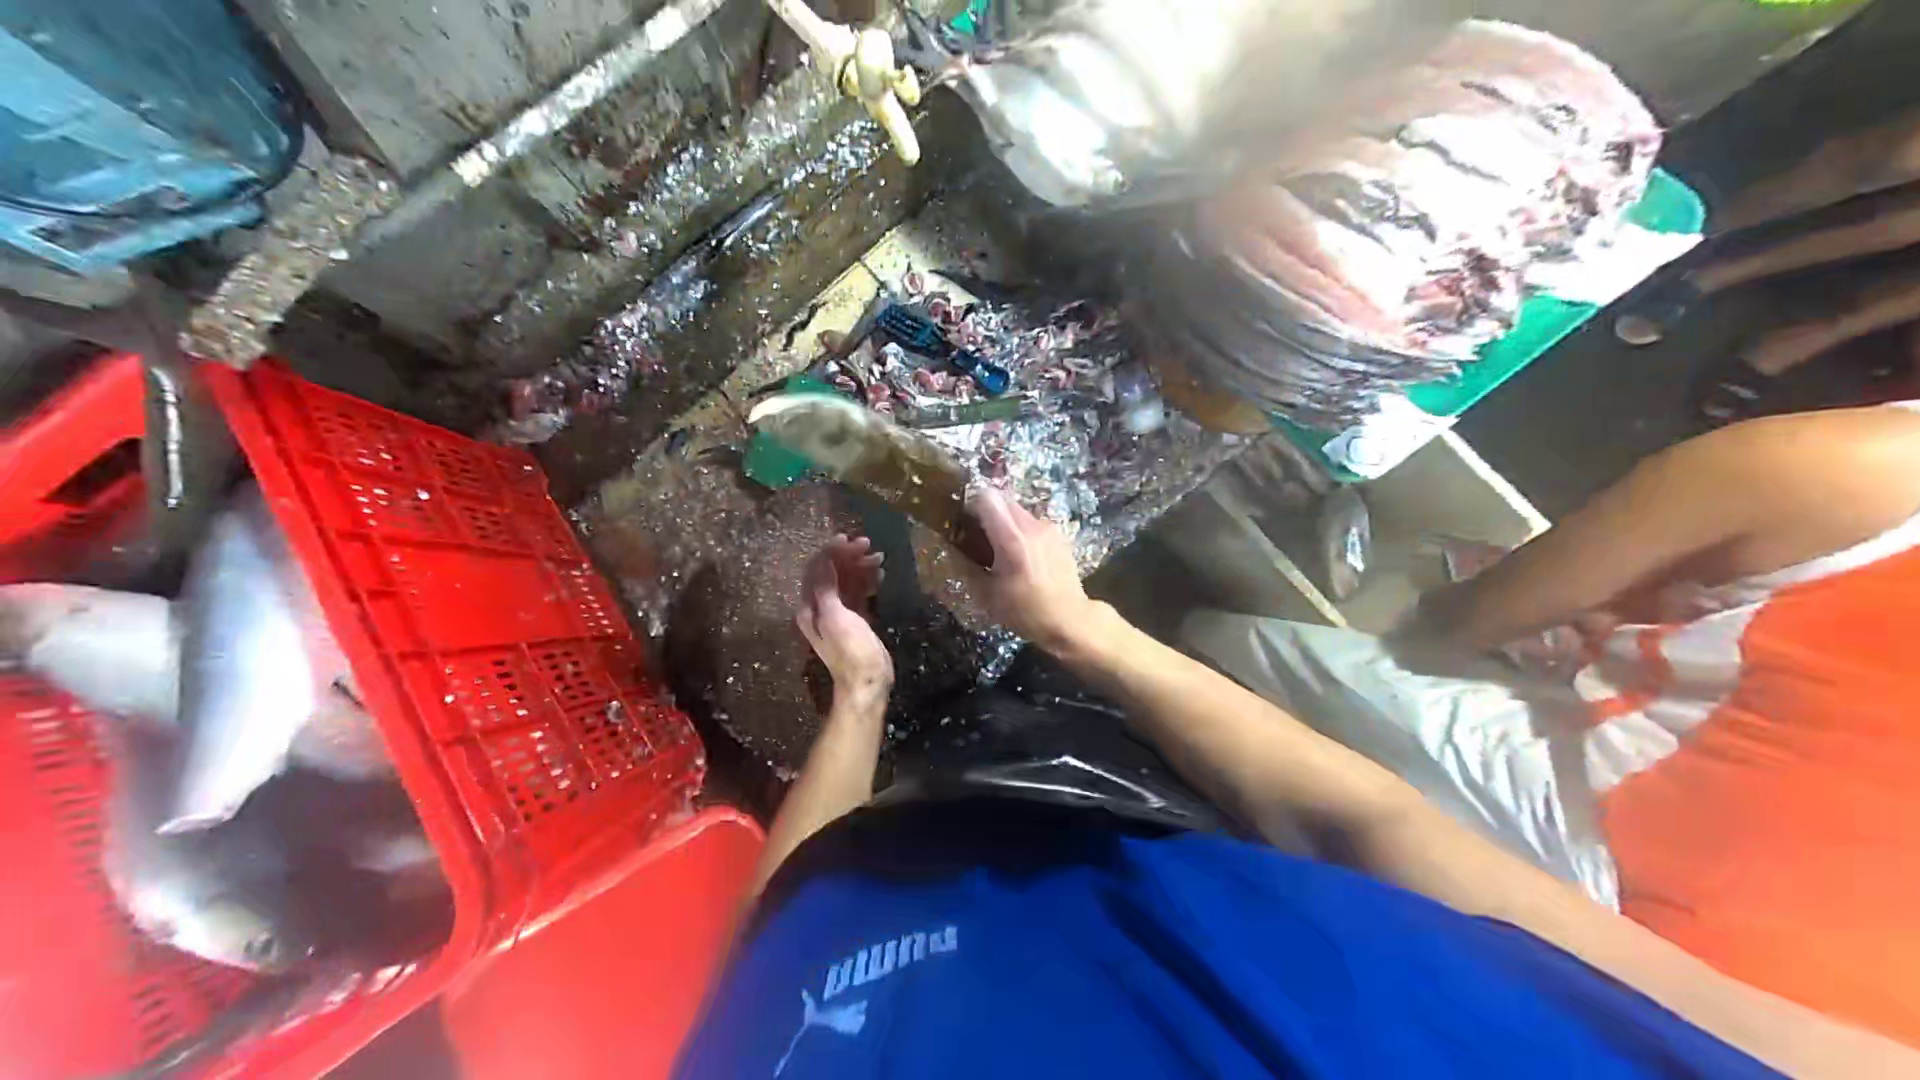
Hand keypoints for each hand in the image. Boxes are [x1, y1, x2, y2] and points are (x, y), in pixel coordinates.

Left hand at [796, 535, 892, 704]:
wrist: (867, 684)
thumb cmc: (852, 652)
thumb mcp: (836, 618)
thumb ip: (827, 589)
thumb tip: (823, 561)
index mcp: (811, 607)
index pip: (816, 570)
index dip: (830, 551)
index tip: (849, 539)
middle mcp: (820, 607)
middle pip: (831, 572)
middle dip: (847, 556)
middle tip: (869, 546)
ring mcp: (838, 614)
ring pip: (846, 581)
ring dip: (859, 566)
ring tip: (879, 558)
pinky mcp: (855, 620)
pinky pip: (857, 593)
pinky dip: (866, 581)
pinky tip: (879, 575)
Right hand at [968, 487, 1108, 654]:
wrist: (1069, 620)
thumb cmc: (1025, 612)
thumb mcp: (986, 594)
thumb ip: (964, 565)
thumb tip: (948, 547)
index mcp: (1012, 540)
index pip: (986, 498)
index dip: (970, 505)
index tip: (962, 523)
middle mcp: (1032, 526)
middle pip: (1002, 499)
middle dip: (986, 511)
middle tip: (976, 535)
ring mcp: (1048, 528)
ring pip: (1017, 509)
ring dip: (1003, 520)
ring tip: (999, 547)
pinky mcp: (1058, 533)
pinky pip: (1031, 521)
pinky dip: (1020, 529)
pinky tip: (1020, 554)